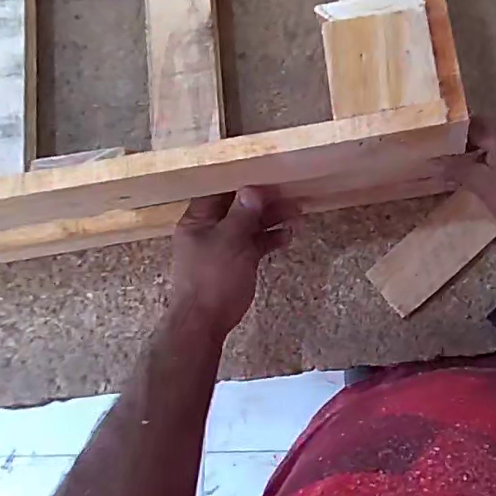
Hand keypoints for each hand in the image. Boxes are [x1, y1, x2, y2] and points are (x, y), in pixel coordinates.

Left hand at [167, 187, 296, 334]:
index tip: (266, 173)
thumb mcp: (229, 240)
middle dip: (263, 201)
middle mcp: (209, 230)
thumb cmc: (212, 277)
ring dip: (271, 219)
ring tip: (296, 210)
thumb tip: (253, 190)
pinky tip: (288, 235)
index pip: (219, 192)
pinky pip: (254, 245)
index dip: (241, 182)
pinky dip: (270, 239)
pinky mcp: (237, 263)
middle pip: (238, 208)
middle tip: (289, 192)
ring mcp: (224, 247)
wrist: (205, 322)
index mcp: (198, 220)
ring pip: (249, 226)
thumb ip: (242, 214)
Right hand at [438, 115, 495, 243]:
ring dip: (487, 149)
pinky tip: (494, 173)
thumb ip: (459, 169)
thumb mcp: (484, 187)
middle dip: (470, 143)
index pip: (472, 123)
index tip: (439, 148)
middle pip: (489, 128)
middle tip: (451, 160)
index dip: (453, 135)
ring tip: (470, 168)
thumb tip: (435, 162)